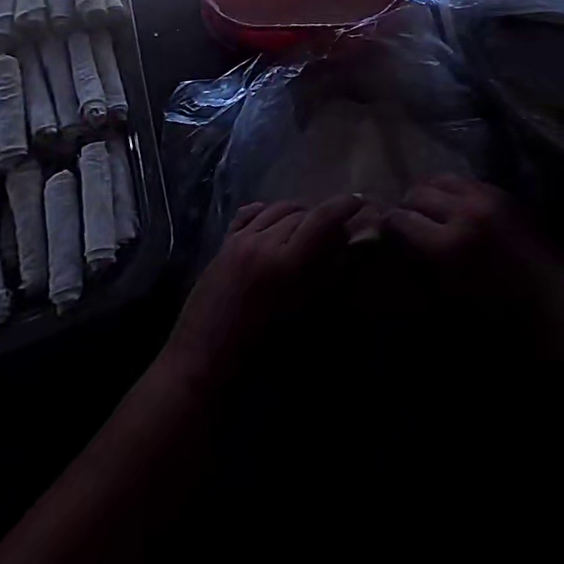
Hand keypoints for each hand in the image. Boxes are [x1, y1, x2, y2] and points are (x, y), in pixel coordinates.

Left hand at [163, 194, 362, 378]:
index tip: (360, 202)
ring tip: (308, 227)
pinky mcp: (224, 245)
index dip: (345, 206)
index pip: (323, 219)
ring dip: (298, 214)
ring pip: (276, 210)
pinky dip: (268, 213)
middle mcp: (263, 242)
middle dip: (323, 217)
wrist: (204, 361)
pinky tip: (275, 221)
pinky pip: (250, 215)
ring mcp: (240, 240)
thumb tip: (347, 251)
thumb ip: (327, 281)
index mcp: (287, 263)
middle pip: (302, 213)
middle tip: (337, 230)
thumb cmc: (261, 354)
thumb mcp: (304, 321)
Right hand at [383, 175, 563, 342]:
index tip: (383, 231)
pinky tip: (459, 210)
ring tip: (430, 211)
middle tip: (405, 222)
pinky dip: (456, 192)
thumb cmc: (504, 321)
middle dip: (406, 205)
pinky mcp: (507, 196)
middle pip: (417, 192)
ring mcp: (489, 199)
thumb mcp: (451, 301)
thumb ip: (420, 268)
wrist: (563, 308)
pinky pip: (469, 182)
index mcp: (448, 245)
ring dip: (430, 193)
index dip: (387, 224)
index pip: (399, 218)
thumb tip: (395, 246)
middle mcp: (465, 212)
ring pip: (442, 179)